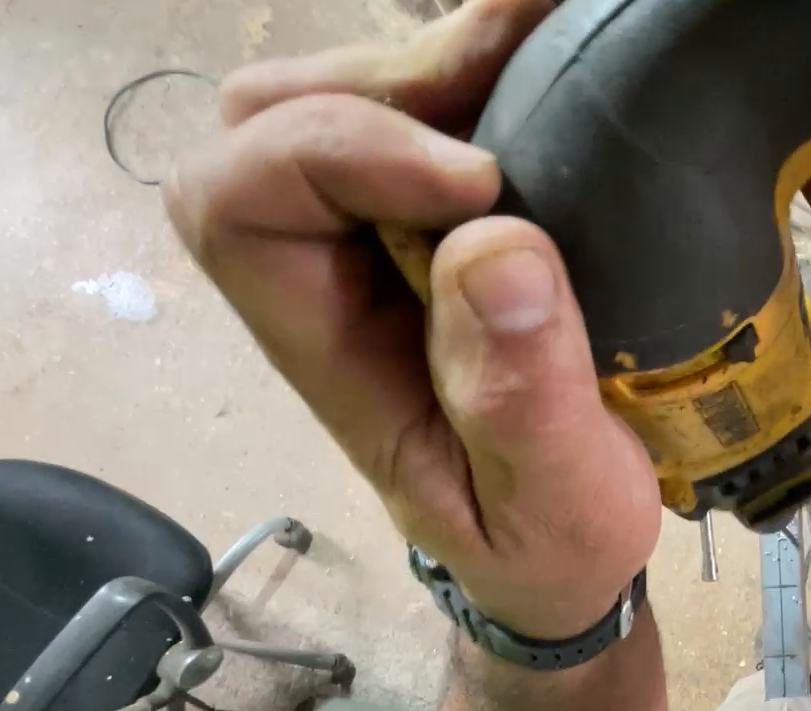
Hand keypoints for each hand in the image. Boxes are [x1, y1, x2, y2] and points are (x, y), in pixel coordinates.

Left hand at [165, 0, 659, 639]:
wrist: (569, 558)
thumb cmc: (552, 549)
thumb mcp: (551, 504)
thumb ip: (524, 407)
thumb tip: (502, 250)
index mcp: (334, 356)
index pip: (241, 209)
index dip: (340, 157)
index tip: (481, 183)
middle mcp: (344, 288)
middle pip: (285, 123)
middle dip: (395, 79)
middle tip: (525, 54)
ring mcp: (403, 262)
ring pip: (362, 108)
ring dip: (450, 64)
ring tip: (552, 34)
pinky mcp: (468, 251)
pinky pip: (449, 139)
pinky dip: (499, 89)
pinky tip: (564, 70)